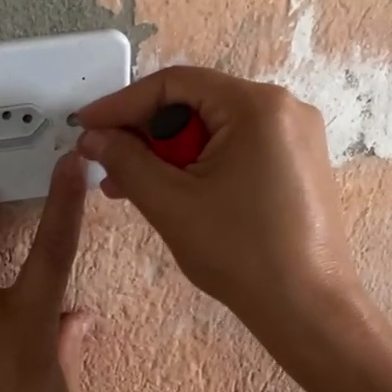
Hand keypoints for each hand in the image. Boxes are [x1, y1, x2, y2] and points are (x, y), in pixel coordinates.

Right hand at [74, 67, 360, 326]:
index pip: (174, 83)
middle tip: (105, 164)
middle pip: (194, 103)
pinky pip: (234, 149)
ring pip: (212, 129)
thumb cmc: (240, 252)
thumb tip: (92, 137)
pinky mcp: (295, 164)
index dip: (122, 103)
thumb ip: (125, 161)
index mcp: (257, 106)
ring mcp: (295, 137)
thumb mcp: (170, 202)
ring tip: (127, 187)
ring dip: (167, 154)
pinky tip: (169, 193)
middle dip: (144, 134)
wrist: (307, 308)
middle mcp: (283, 108)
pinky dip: (197, 165)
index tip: (85, 127)